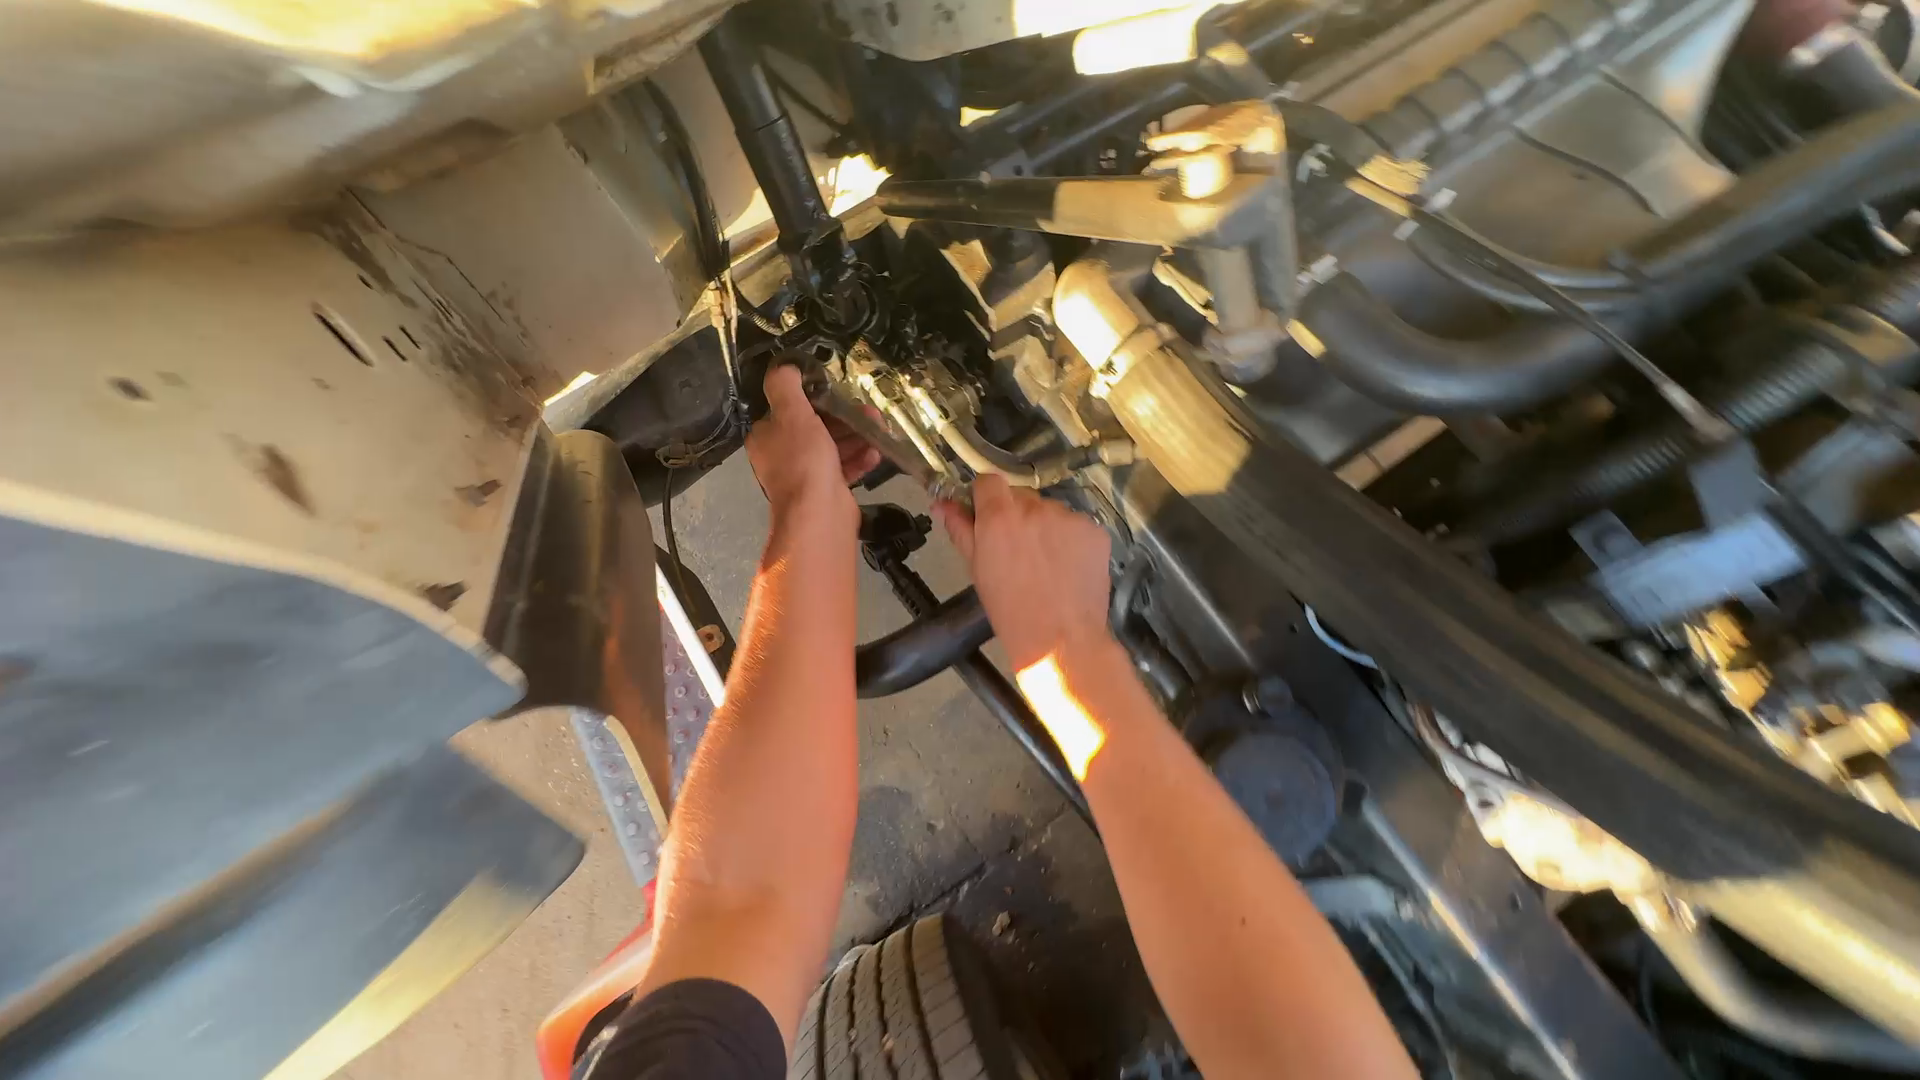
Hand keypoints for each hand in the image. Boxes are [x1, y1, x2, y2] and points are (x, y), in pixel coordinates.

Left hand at [746, 366, 881, 515]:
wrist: (819, 515)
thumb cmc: (803, 460)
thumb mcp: (792, 414)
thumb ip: (785, 386)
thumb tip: (785, 366)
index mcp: (767, 437)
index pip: (790, 410)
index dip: (816, 399)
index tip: (839, 393)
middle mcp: (782, 456)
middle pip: (816, 428)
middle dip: (845, 419)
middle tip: (870, 413)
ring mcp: (805, 476)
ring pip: (833, 448)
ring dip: (857, 437)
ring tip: (879, 429)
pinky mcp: (826, 491)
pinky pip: (844, 468)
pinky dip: (859, 460)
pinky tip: (875, 454)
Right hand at [935, 474, 1115, 672]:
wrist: (1060, 639)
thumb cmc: (1010, 610)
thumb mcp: (977, 570)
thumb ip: (961, 530)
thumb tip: (942, 504)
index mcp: (1000, 516)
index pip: (989, 481)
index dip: (986, 497)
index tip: (986, 516)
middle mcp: (1035, 508)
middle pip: (1021, 496)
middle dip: (1016, 515)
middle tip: (1017, 549)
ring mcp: (1069, 517)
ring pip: (1051, 511)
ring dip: (1045, 527)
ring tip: (1046, 563)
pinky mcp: (1095, 530)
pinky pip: (1077, 526)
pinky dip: (1071, 540)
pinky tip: (1068, 567)